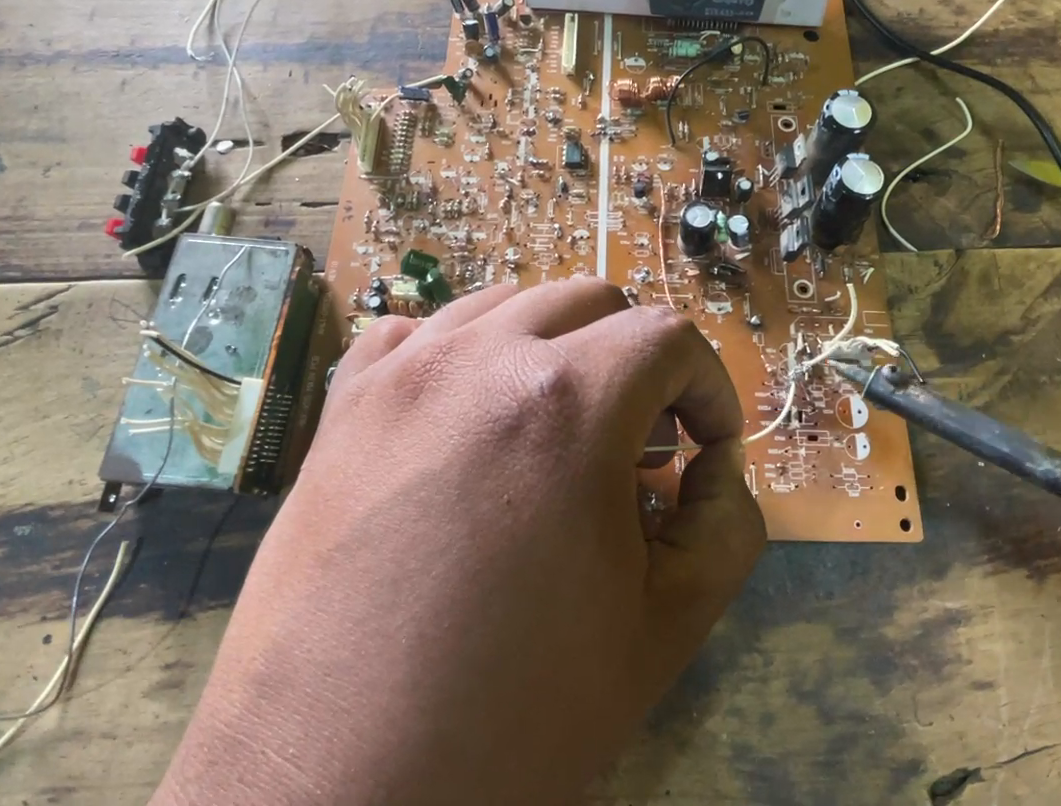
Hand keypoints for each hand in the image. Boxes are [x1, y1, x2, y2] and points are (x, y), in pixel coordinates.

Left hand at [153, 279, 765, 805]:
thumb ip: (725, 523)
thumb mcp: (665, 625)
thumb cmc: (514, 711)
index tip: (705, 449)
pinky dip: (462, 354)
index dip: (708, 388)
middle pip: (590, 302)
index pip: (668, 336)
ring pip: (505, 304)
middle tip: (640, 445)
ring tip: (557, 431)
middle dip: (637, 361)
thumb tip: (710, 466)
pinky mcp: (342, 408)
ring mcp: (398, 374)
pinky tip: (468, 419)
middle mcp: (478, 358)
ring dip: (555, 349)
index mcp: (566, 403)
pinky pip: (416, 334)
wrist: (336, 782)